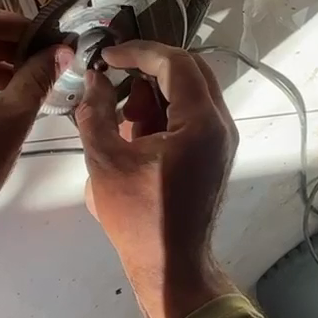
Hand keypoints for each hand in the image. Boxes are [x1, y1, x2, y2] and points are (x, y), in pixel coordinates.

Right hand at [75, 42, 239, 317]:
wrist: (171, 264)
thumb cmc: (138, 216)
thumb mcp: (105, 159)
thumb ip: (96, 112)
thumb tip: (96, 80)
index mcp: (201, 121)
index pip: (174, 63)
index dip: (138, 52)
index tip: (107, 57)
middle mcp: (221, 124)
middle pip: (189, 71)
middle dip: (148, 68)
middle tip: (114, 73)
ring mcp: (221, 140)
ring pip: (190, 92)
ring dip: (154, 92)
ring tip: (120, 114)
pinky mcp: (213, 154)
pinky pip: (191, 116)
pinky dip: (163, 113)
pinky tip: (133, 132)